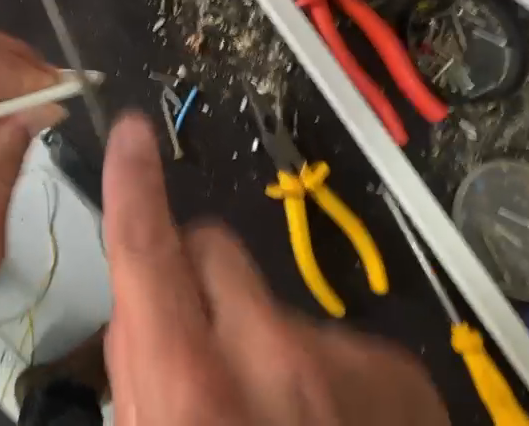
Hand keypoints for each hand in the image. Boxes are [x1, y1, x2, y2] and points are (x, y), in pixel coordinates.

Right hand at [102, 114, 448, 425]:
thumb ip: (140, 377)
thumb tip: (141, 315)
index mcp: (194, 385)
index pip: (147, 250)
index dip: (131, 183)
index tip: (129, 131)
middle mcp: (271, 354)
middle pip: (212, 246)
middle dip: (196, 272)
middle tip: (198, 333)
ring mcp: (343, 362)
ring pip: (272, 301)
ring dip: (263, 337)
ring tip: (281, 417)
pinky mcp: (399, 372)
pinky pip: (332, 340)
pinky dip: (322, 373)